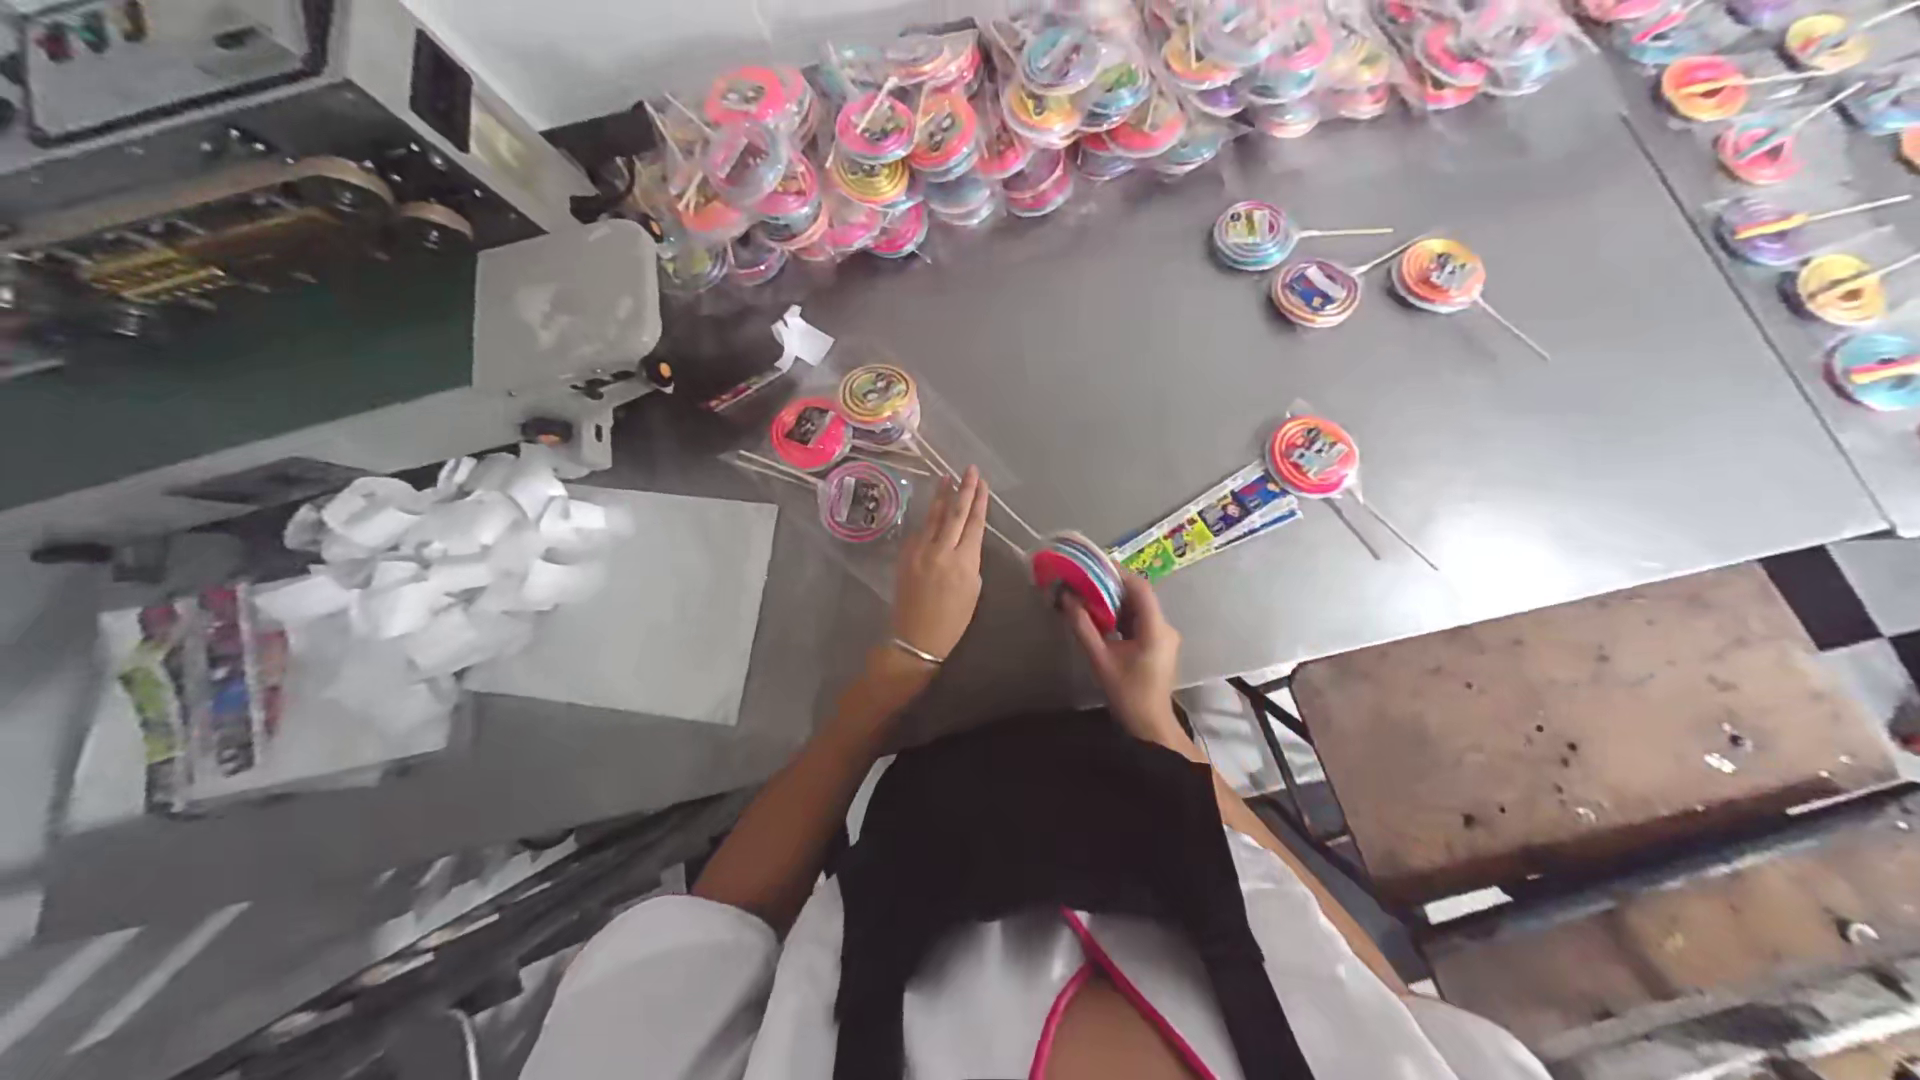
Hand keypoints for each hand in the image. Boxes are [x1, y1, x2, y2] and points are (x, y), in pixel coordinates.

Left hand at [890, 466, 988, 661]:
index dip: (978, 500)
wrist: (916, 637)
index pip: (974, 523)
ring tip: (946, 477)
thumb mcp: (973, 589)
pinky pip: (920, 531)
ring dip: (941, 496)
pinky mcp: (905, 555)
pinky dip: (929, 519)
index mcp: (965, 561)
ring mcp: (920, 551)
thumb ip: (970, 560)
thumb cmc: (953, 619)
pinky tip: (932, 509)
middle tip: (968, 469)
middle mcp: (942, 551)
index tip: (981, 482)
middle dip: (963, 489)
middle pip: (954, 513)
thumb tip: (964, 542)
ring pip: (933, 517)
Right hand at [1063, 574, 1182, 743]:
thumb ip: (1083, 626)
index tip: (1093, 566)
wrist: (1150, 725)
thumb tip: (1067, 598)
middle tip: (1086, 581)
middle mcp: (1166, 627)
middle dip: (1112, 587)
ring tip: (1089, 598)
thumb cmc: (1126, 693)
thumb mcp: (1099, 659)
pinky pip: (1141, 621)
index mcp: (1156, 628)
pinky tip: (1103, 619)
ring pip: (1140, 608)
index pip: (1140, 588)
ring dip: (1116, 602)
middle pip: (1140, 596)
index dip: (1118, 573)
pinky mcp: (1161, 644)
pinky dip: (1122, 616)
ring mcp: (1165, 636)